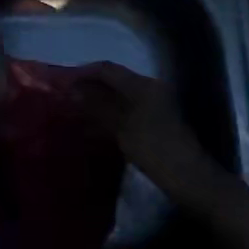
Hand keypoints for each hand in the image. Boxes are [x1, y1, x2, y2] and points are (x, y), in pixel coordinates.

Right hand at [73, 62, 237, 205]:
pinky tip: (93, 120)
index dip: (82, 72)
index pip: (107, 69)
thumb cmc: (154, 150)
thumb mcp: (121, 128)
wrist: (189, 178)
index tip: (59, 81)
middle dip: (88, 84)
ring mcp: (155, 102)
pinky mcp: (155, 117)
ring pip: (119, 92)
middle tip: (64, 95)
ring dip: (97, 97)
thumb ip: (97, 107)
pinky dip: (109, 108)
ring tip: (74, 107)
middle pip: (114, 78)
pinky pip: (126, 104)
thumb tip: (73, 90)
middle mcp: (151, 87)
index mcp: (144, 85)